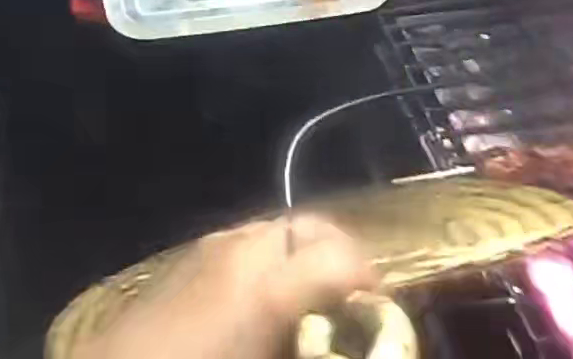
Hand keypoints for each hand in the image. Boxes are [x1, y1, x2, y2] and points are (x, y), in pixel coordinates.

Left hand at [82, 216, 375, 358]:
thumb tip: (341, 332)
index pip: (340, 258)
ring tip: (311, 294)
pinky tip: (264, 293)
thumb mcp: (264, 355)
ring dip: (305, 253)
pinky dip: (271, 256)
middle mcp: (245, 249)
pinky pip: (248, 240)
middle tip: (352, 294)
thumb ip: (308, 342)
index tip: (381, 306)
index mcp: (267, 286)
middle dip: (340, 253)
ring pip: (279, 228)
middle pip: (311, 226)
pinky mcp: (191, 253)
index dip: (368, 277)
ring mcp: (215, 244)